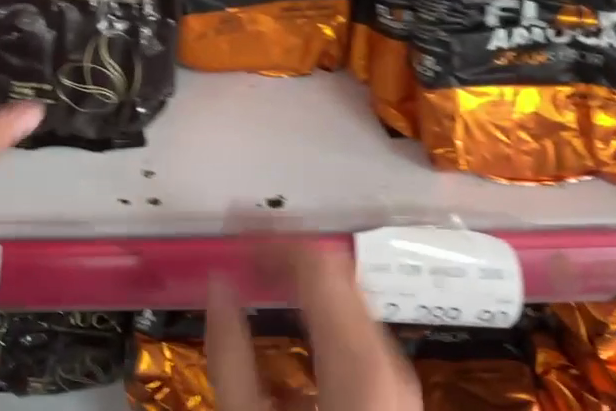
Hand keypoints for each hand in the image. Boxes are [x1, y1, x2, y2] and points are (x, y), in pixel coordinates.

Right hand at [206, 246, 421, 410]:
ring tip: (256, 274)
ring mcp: (397, 378)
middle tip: (238, 244)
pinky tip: (286, 322)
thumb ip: (229, 353)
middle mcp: (387, 360)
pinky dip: (318, 308)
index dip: (271, 234)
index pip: (317, 263)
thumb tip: (218, 287)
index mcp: (356, 363)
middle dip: (283, 250)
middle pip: (336, 274)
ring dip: (299, 277)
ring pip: (347, 298)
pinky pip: (356, 329)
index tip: (231, 223)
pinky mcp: (394, 393)